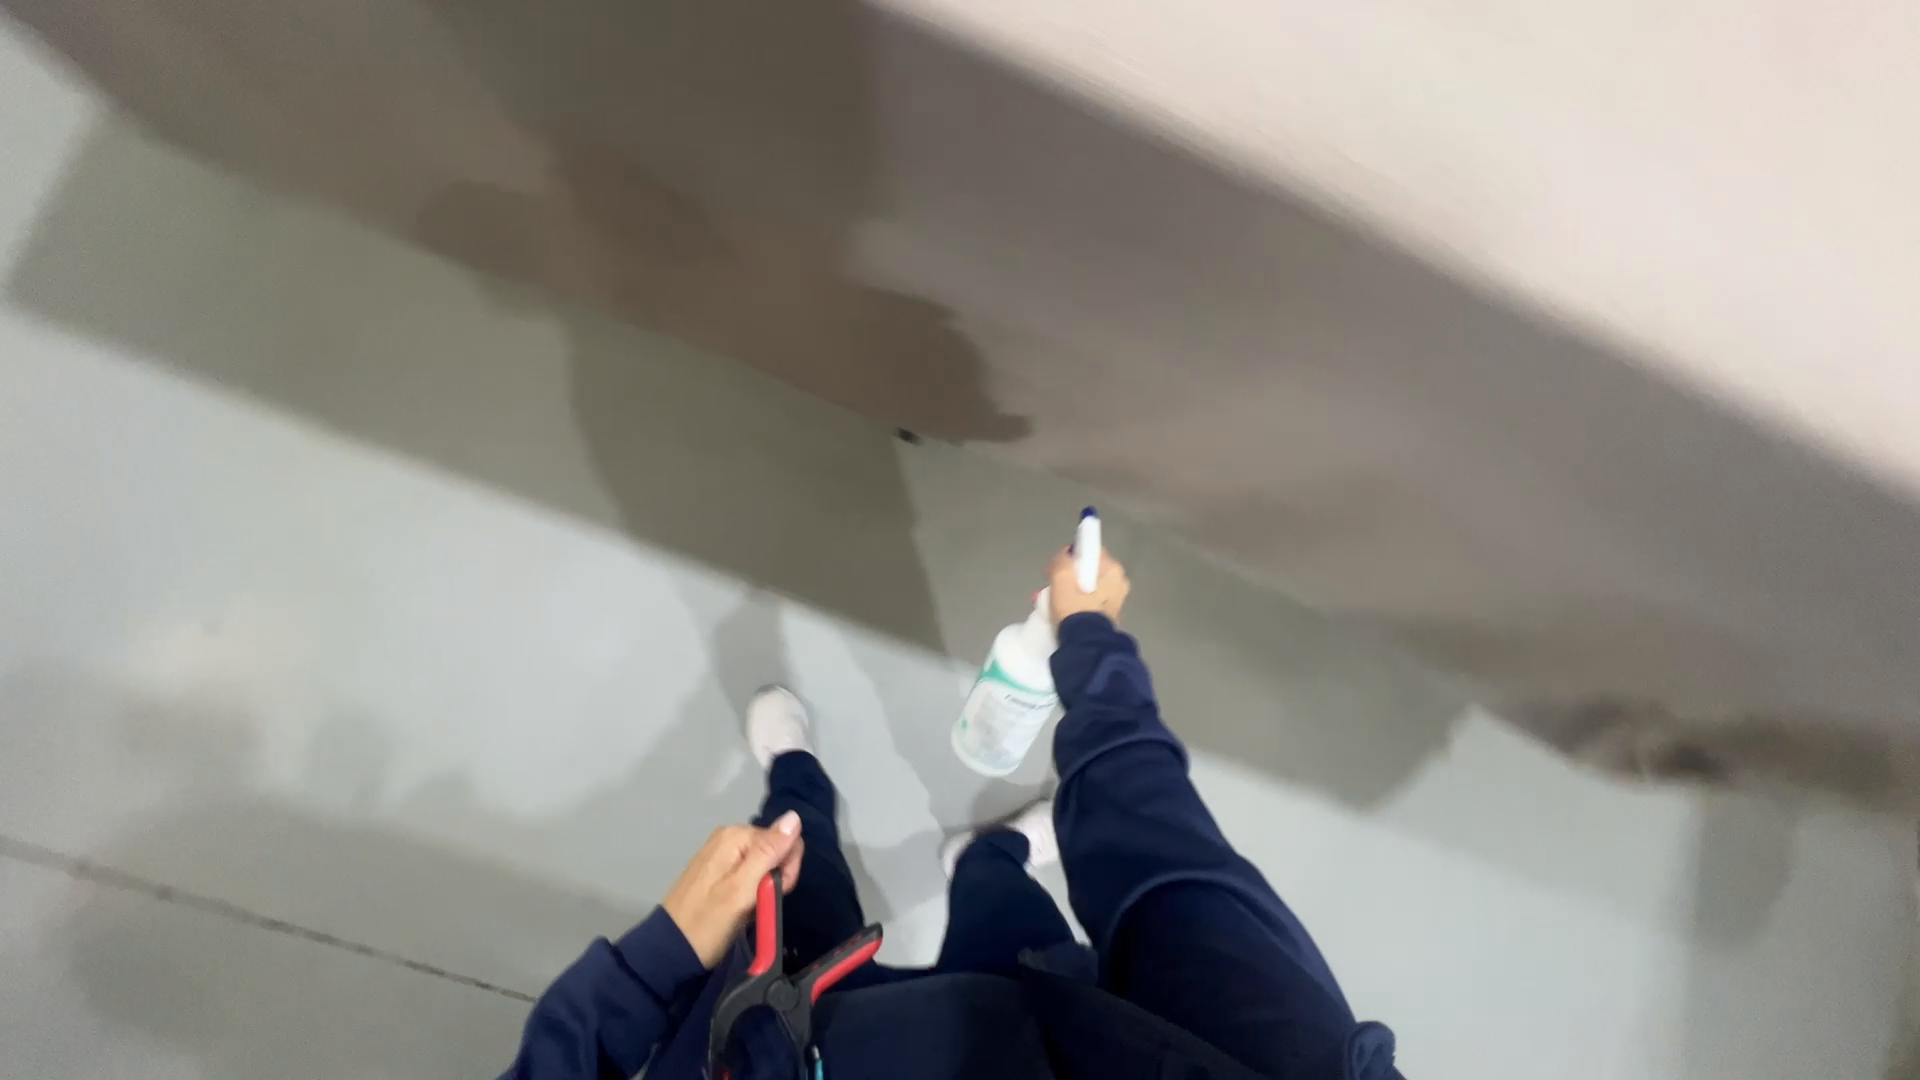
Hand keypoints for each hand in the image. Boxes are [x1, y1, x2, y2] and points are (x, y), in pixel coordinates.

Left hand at [661, 811, 804, 967]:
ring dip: (765, 886)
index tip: (772, 894)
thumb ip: (768, 853)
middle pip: (776, 848)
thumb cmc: (707, 923)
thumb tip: (795, 815)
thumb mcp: (741, 890)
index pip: (787, 840)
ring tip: (749, 907)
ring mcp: (723, 852)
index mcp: (736, 835)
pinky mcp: (719, 868)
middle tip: (759, 903)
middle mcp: (730, 836)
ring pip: (765, 862)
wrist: (669, 952)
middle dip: (775, 877)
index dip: (786, 870)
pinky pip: (751, 871)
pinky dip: (752, 889)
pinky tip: (742, 904)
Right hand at [1047, 547, 1130, 626]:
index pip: (1089, 551)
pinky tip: (1057, 610)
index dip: (1069, 556)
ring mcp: (1114, 601)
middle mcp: (1118, 583)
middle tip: (1049, 587)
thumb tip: (1065, 557)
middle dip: (1065, 576)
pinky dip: (1073, 602)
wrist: (1083, 645)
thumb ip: (1062, 560)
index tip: (1054, 568)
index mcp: (1113, 570)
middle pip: (1086, 570)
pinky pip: (1087, 601)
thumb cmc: (1074, 609)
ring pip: (1085, 587)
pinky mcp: (1107, 616)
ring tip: (1047, 601)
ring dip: (1066, 590)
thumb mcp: (1061, 578)